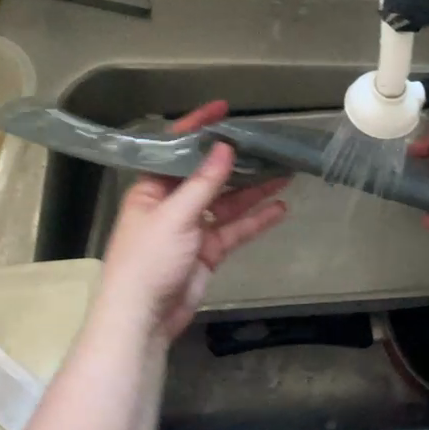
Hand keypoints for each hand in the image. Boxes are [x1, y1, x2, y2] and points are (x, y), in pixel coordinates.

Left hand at [100, 101, 289, 341]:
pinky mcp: (207, 252)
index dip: (198, 128)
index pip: (176, 150)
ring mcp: (191, 229)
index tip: (223, 109)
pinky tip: (279, 208)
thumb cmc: (148, 260)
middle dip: (236, 162)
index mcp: (152, 189)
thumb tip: (225, 147)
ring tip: (285, 173)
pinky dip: (255, 220)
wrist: (143, 319)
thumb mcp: (175, 216)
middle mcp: (171, 204)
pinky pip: (234, 230)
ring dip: (253, 190)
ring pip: (226, 202)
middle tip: (267, 144)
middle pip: (207, 176)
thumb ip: (204, 182)